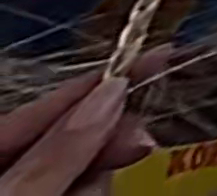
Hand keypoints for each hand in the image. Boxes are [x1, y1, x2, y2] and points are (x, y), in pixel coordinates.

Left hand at [0, 52, 169, 194]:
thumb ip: (55, 157)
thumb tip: (115, 89)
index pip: (32, 113)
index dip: (95, 85)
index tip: (162, 57)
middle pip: (55, 143)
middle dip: (103, 143)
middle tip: (141, 149)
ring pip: (69, 173)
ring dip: (92, 181)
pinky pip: (67, 193)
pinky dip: (84, 194)